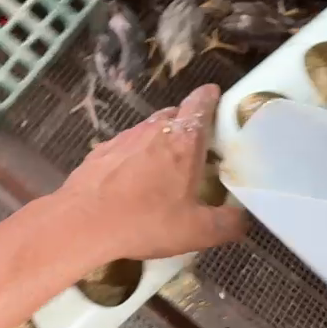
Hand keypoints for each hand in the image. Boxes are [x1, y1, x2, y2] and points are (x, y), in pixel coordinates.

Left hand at [52, 84, 248, 269]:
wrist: (83, 223)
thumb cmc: (146, 221)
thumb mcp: (197, 231)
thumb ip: (227, 223)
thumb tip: (243, 218)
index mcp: (183, 141)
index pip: (200, 104)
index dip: (210, 97)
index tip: (215, 96)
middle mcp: (153, 130)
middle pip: (174, 114)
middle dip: (187, 123)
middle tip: (196, 146)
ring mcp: (124, 138)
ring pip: (148, 129)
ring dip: (159, 140)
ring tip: (165, 166)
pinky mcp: (101, 151)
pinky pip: (126, 146)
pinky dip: (134, 155)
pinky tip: (133, 179)